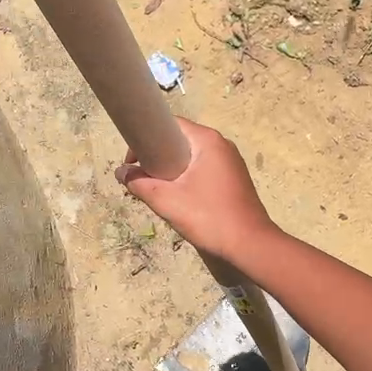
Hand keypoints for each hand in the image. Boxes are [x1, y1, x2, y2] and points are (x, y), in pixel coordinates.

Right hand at [115, 119, 278, 260]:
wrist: (250, 245)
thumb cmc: (208, 217)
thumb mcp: (167, 200)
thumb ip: (140, 184)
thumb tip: (121, 172)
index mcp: (207, 141)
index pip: (170, 125)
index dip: (146, 139)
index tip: (133, 162)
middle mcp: (222, 144)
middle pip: (180, 141)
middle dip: (157, 158)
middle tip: (143, 179)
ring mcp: (231, 162)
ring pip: (191, 157)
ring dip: (172, 170)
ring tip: (159, 192)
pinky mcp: (235, 178)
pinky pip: (203, 169)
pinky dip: (188, 178)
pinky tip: (181, 199)